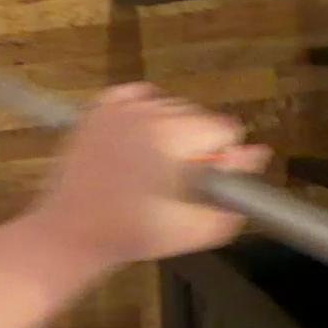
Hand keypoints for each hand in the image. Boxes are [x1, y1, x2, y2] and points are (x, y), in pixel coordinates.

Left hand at [27, 84, 270, 269]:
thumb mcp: (195, 227)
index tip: (206, 180)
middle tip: (178, 179)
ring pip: (168, 104)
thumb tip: (255, 155)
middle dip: (197, 144)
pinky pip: (136, 94)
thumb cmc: (133, 233)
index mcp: (170, 137)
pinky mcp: (96, 110)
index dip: (221, 157)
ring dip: (171, 129)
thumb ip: (235, 190)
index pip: (223, 129)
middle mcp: (144, 113)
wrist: (72, 231)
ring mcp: (117, 108)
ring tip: (155, 164)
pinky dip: (145, 109)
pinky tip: (142, 136)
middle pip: (197, 115)